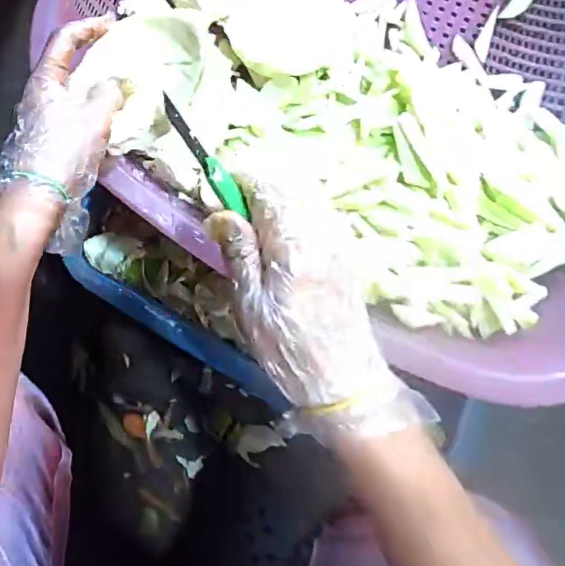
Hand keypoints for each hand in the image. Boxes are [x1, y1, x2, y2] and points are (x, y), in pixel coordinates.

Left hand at [0, 16, 126, 251]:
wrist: (39, 196)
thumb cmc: (64, 150)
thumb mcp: (94, 115)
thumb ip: (109, 91)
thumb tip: (116, 83)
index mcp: (45, 79)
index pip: (64, 39)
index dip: (88, 26)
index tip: (112, 23)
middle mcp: (40, 93)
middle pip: (69, 64)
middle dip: (96, 58)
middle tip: (121, 55)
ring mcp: (42, 116)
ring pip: (74, 92)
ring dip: (98, 89)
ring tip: (123, 91)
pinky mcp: (50, 137)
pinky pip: (76, 116)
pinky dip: (95, 114)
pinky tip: (113, 125)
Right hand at [205, 167, 433, 443]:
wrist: (346, 385)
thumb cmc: (288, 349)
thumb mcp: (250, 304)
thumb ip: (239, 251)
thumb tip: (221, 212)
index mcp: (294, 247)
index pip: (268, 188)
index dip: (239, 179)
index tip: (217, 188)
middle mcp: (321, 235)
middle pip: (290, 184)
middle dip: (257, 184)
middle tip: (231, 205)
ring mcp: (338, 242)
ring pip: (306, 195)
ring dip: (276, 195)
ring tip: (252, 217)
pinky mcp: (345, 253)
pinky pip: (318, 212)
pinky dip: (295, 208)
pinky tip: (280, 231)